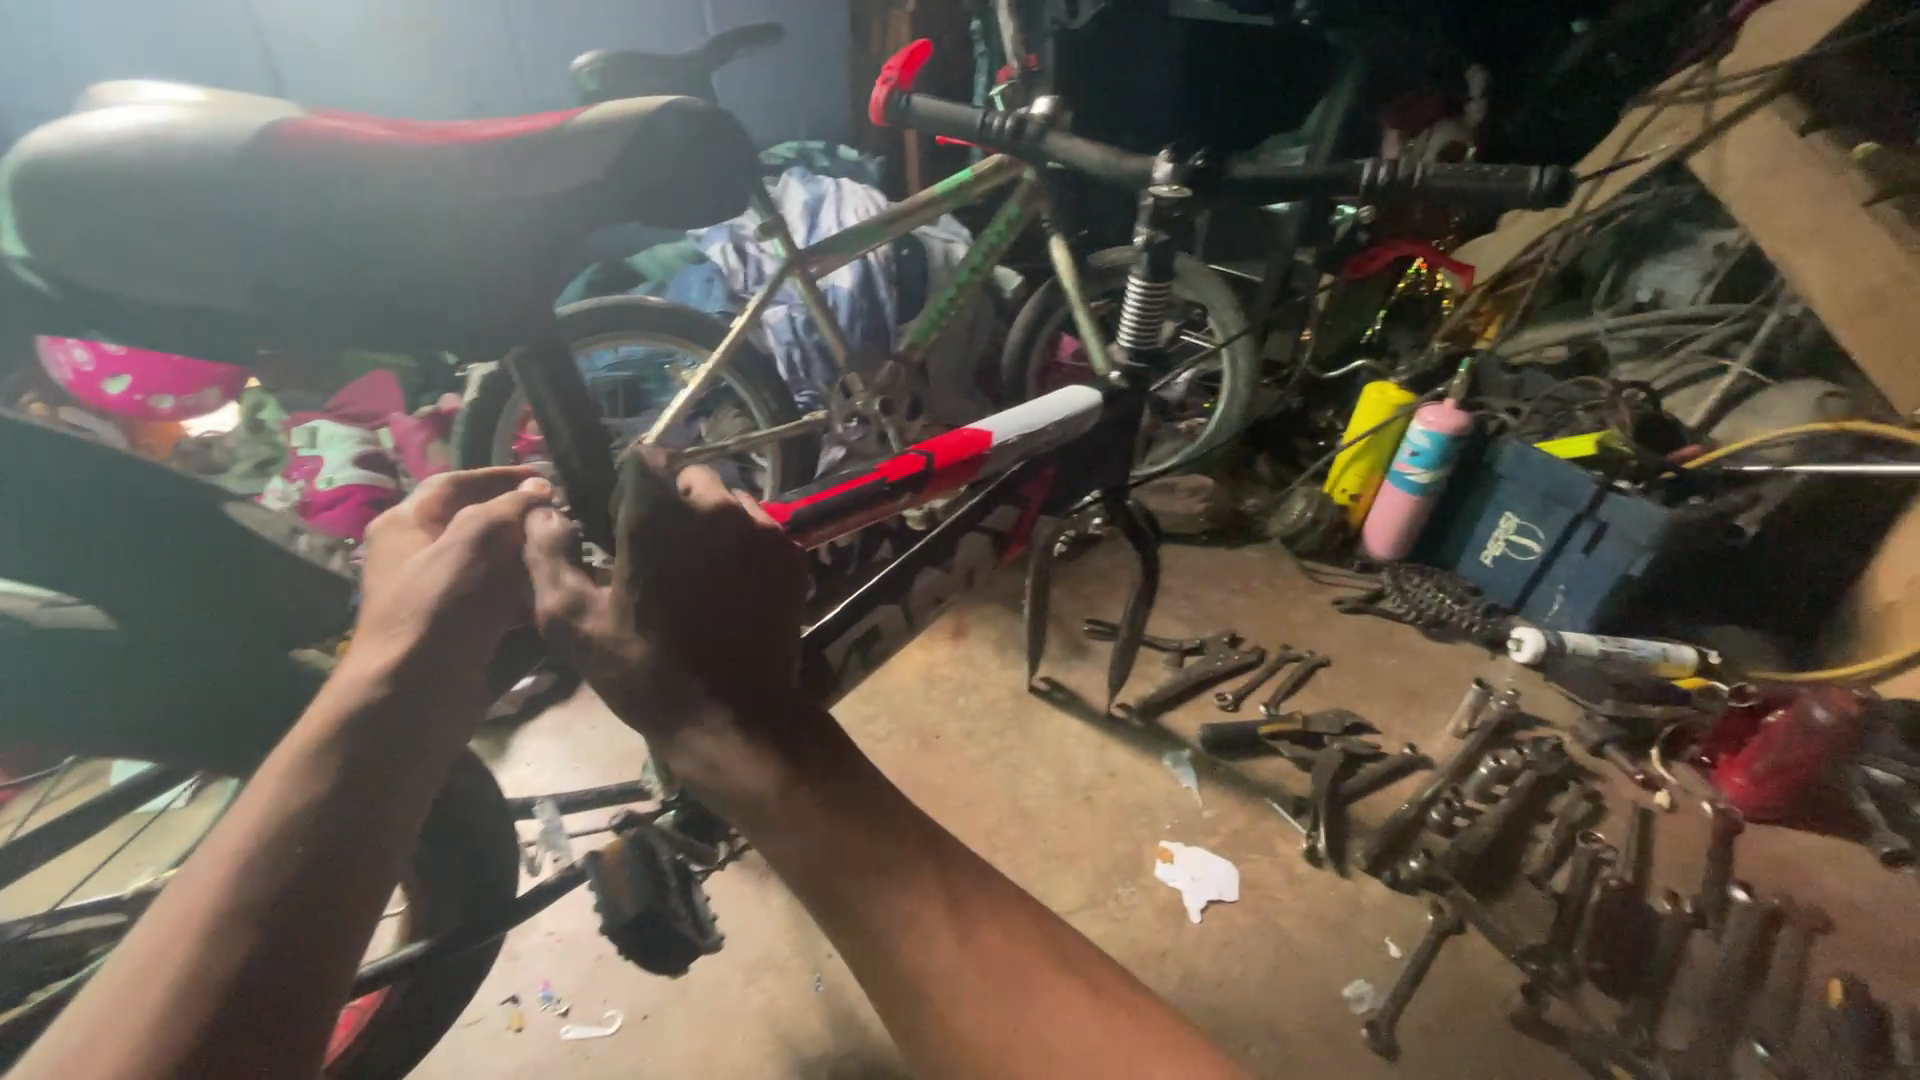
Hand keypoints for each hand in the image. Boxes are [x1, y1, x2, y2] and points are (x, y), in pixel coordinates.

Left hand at [355, 466, 553, 661]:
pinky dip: (528, 594)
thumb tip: (539, 487)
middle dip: (522, 519)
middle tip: (566, 516)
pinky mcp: (462, 628)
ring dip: (531, 558)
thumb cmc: (441, 604)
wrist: (418, 691)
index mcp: (407, 525)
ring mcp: (441, 595)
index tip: (546, 476)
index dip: (500, 475)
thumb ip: (508, 507)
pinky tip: (557, 593)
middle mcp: (419, 555)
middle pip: (476, 523)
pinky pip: (501, 600)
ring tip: (571, 554)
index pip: (455, 483)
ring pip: (494, 564)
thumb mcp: (475, 540)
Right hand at [522, 453, 808, 760]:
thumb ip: (549, 554)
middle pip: (692, 476)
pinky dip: (745, 540)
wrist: (732, 715)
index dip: (630, 482)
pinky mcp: (791, 555)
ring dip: (713, 518)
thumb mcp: (573, 620)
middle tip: (661, 545)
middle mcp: (716, 509)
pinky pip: (763, 527)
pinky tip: (733, 581)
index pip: (645, 458)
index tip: (622, 517)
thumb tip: (543, 510)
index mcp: (657, 516)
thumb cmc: (644, 671)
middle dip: (673, 497)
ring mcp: (762, 530)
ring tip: (700, 564)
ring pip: (732, 500)